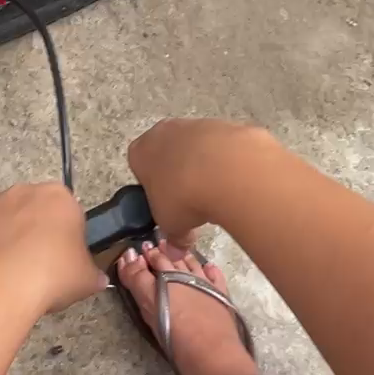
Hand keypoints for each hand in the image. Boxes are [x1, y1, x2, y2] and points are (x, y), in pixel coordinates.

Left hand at [0, 183, 106, 314]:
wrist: (0, 284)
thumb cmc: (50, 274)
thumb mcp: (86, 279)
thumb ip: (93, 274)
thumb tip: (97, 279)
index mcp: (60, 197)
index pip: (68, 213)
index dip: (65, 239)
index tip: (62, 261)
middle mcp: (26, 191)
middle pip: (33, 210)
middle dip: (34, 233)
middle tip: (36, 267)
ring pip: (3, 219)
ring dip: (6, 239)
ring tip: (8, 274)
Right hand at [126, 118, 285, 246]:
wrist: (227, 171)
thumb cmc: (184, 196)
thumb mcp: (171, 225)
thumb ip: (173, 237)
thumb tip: (177, 250)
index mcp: (141, 151)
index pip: (139, 165)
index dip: (152, 186)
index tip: (166, 203)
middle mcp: (164, 131)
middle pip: (168, 152)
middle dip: (178, 173)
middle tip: (191, 201)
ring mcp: (195, 124)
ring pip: (196, 148)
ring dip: (204, 167)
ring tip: (217, 195)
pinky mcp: (224, 125)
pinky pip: (222, 147)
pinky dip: (227, 163)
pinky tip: (235, 182)